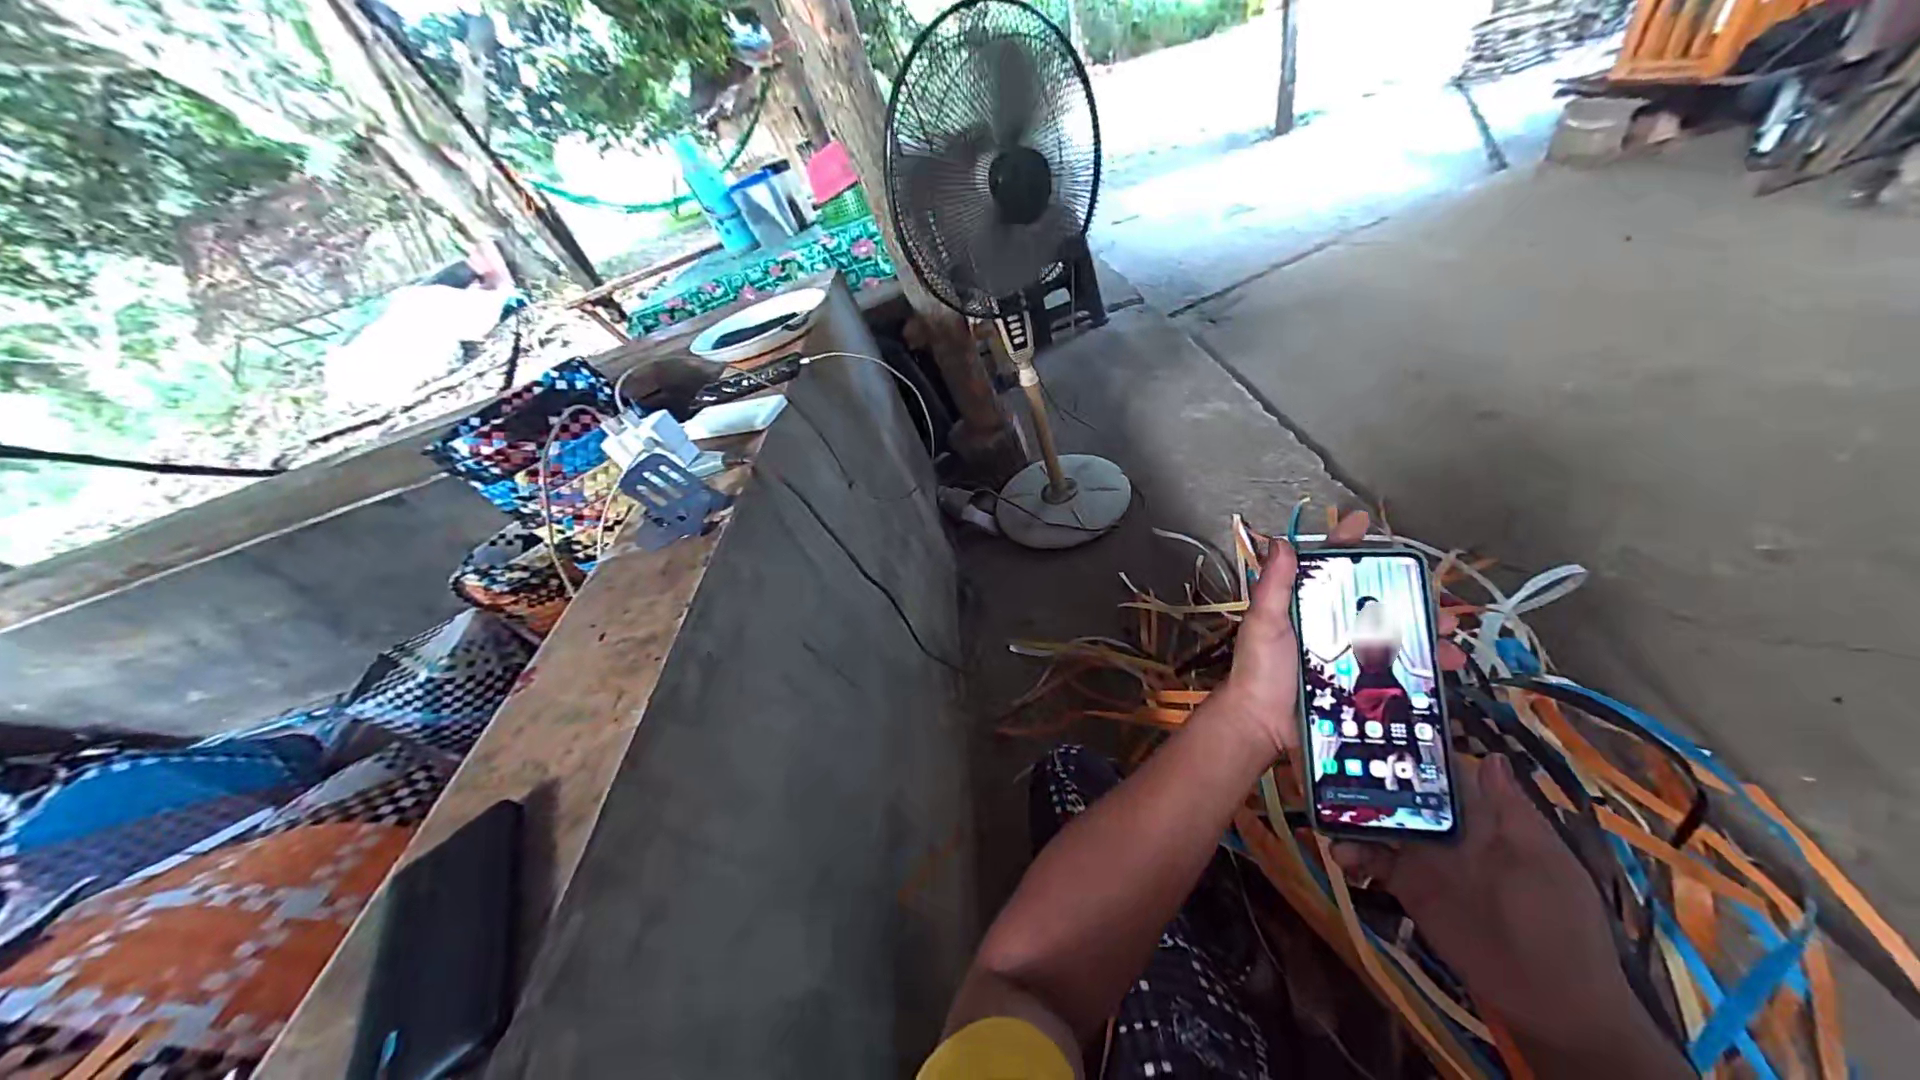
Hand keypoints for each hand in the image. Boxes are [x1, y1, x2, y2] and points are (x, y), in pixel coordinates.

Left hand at [1217, 510, 1465, 760]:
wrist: (1263, 724)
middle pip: (1373, 600)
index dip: (1345, 544)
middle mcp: (1329, 627)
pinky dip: (1426, 665)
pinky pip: (1399, 670)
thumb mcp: (1263, 623)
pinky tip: (1445, 665)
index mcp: (1304, 607)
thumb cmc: (1259, 671)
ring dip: (1427, 628)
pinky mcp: (1362, 683)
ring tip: (1450, 629)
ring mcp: (1348, 655)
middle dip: (1407, 591)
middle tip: (1433, 590)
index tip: (1362, 522)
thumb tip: (1281, 543)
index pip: (1326, 569)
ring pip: (1395, 633)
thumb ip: (1273, 586)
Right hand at [1332, 756, 1689, 1075]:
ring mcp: (1421, 855)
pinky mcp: (1403, 884)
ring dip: (1349, 815)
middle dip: (1364, 778)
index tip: (1372, 728)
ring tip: (1327, 815)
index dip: (1409, 750)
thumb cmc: (1557, 921)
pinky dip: (1351, 852)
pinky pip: (1369, 859)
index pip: (1439, 773)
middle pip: (1398, 792)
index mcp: (1480, 816)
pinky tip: (1341, 854)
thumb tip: (1492, 756)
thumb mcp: (1544, 862)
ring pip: (1375, 822)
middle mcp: (1444, 828)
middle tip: (1328, 765)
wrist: (1550, 999)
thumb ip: (1512, 811)